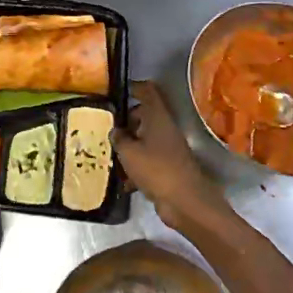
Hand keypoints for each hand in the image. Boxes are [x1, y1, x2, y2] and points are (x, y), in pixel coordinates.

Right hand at [114, 80, 237, 237]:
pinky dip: (136, 165)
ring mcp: (169, 149)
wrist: (187, 205)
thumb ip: (118, 138)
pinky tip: (122, 179)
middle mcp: (165, 130)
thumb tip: (115, 131)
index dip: (133, 87)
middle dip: (125, 120)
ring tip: (109, 151)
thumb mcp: (128, 152)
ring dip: (129, 144)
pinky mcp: (168, 168)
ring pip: (145, 139)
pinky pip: (148, 160)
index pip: (147, 92)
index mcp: (158, 118)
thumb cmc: (157, 170)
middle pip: (144, 115)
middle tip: (106, 125)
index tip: (117, 89)